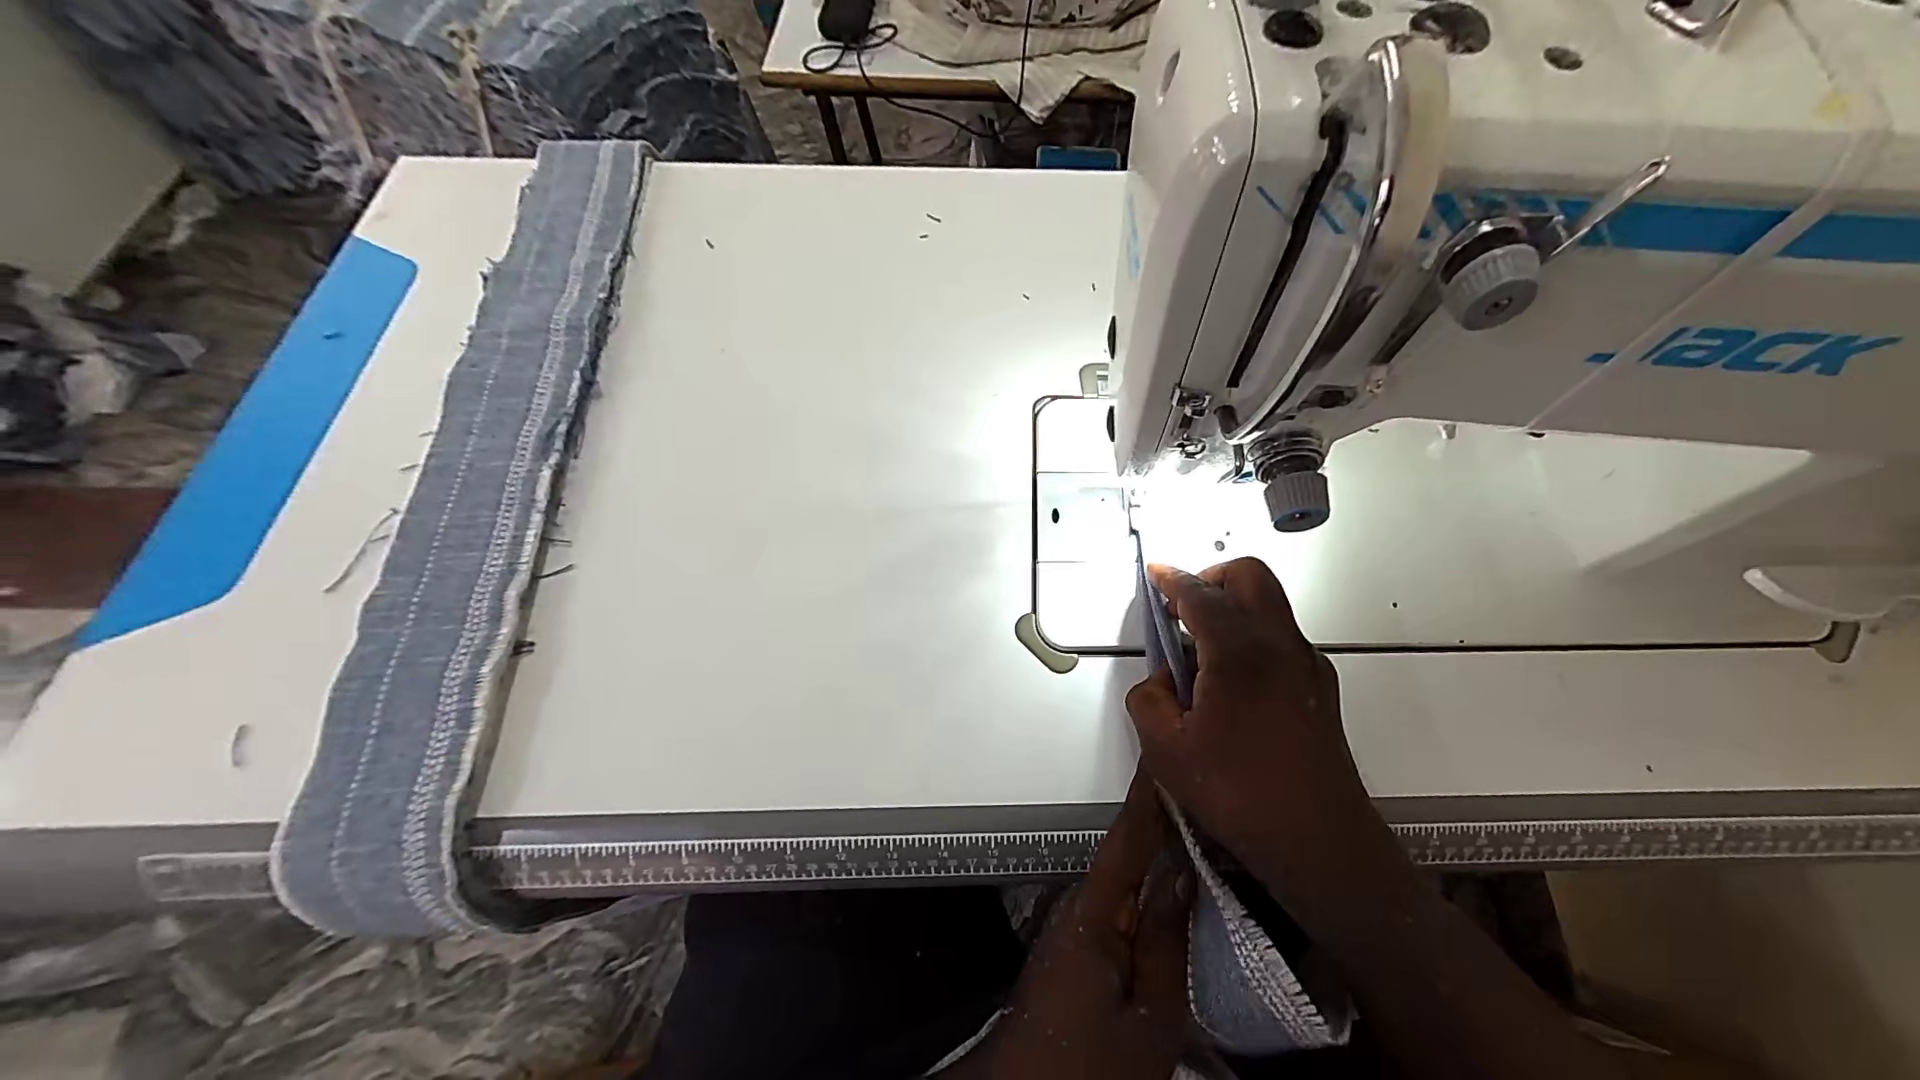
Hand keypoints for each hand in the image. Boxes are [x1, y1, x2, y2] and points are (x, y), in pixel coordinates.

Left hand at [953, 771, 1191, 1079]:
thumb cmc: (1090, 1063)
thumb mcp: (1150, 1015)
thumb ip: (1166, 941)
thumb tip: (1181, 876)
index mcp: (1094, 914)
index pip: (1126, 839)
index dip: (1146, 796)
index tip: (1163, 755)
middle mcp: (1079, 906)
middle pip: (1125, 854)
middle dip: (1158, 820)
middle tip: (1196, 790)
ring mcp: (1075, 924)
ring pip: (1123, 879)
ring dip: (1154, 852)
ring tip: (1194, 827)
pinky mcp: (1076, 944)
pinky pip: (1117, 904)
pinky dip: (1144, 887)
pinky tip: (1170, 885)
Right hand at [1126, 558, 1387, 888]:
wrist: (1319, 842)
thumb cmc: (1240, 794)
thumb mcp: (1165, 750)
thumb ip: (1147, 700)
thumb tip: (1160, 682)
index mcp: (1240, 652)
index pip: (1201, 594)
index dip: (1172, 579)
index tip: (1157, 574)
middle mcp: (1281, 647)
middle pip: (1250, 577)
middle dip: (1210, 578)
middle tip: (1181, 605)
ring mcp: (1306, 665)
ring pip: (1269, 606)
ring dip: (1231, 607)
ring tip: (1197, 648)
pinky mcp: (1318, 688)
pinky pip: (1279, 637)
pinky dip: (1249, 634)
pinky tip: (1227, 679)